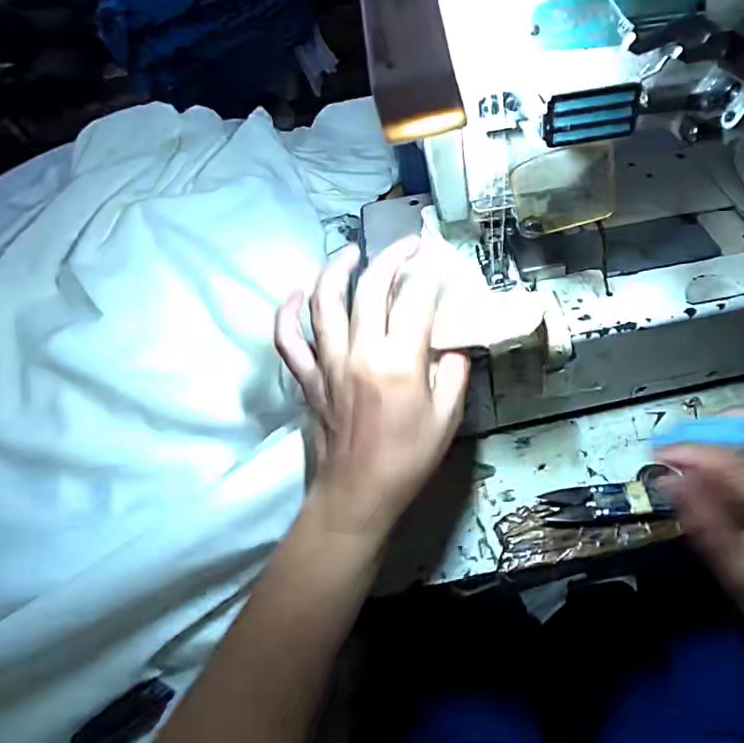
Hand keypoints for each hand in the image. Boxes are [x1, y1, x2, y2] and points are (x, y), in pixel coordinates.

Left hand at [274, 238, 470, 540]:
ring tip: (352, 251)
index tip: (440, 259)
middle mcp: (359, 353)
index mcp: (399, 363)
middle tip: (407, 245)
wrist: (356, 498)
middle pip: (370, 288)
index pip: (415, 299)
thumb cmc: (408, 459)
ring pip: (324, 302)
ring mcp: (326, 363)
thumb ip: (454, 369)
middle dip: (391, 257)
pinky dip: (288, 312)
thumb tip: (456, 335)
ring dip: (336, 269)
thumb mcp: (448, 417)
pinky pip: (288, 339)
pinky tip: (297, 294)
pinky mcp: (306, 378)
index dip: (430, 272)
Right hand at [658, 413, 743, 660]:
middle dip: (712, 432)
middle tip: (680, 447)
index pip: (734, 462)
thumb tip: (669, 476)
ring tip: (701, 452)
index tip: (660, 452)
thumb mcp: (733, 568)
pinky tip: (728, 463)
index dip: (692, 451)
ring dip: (731, 433)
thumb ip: (702, 516)